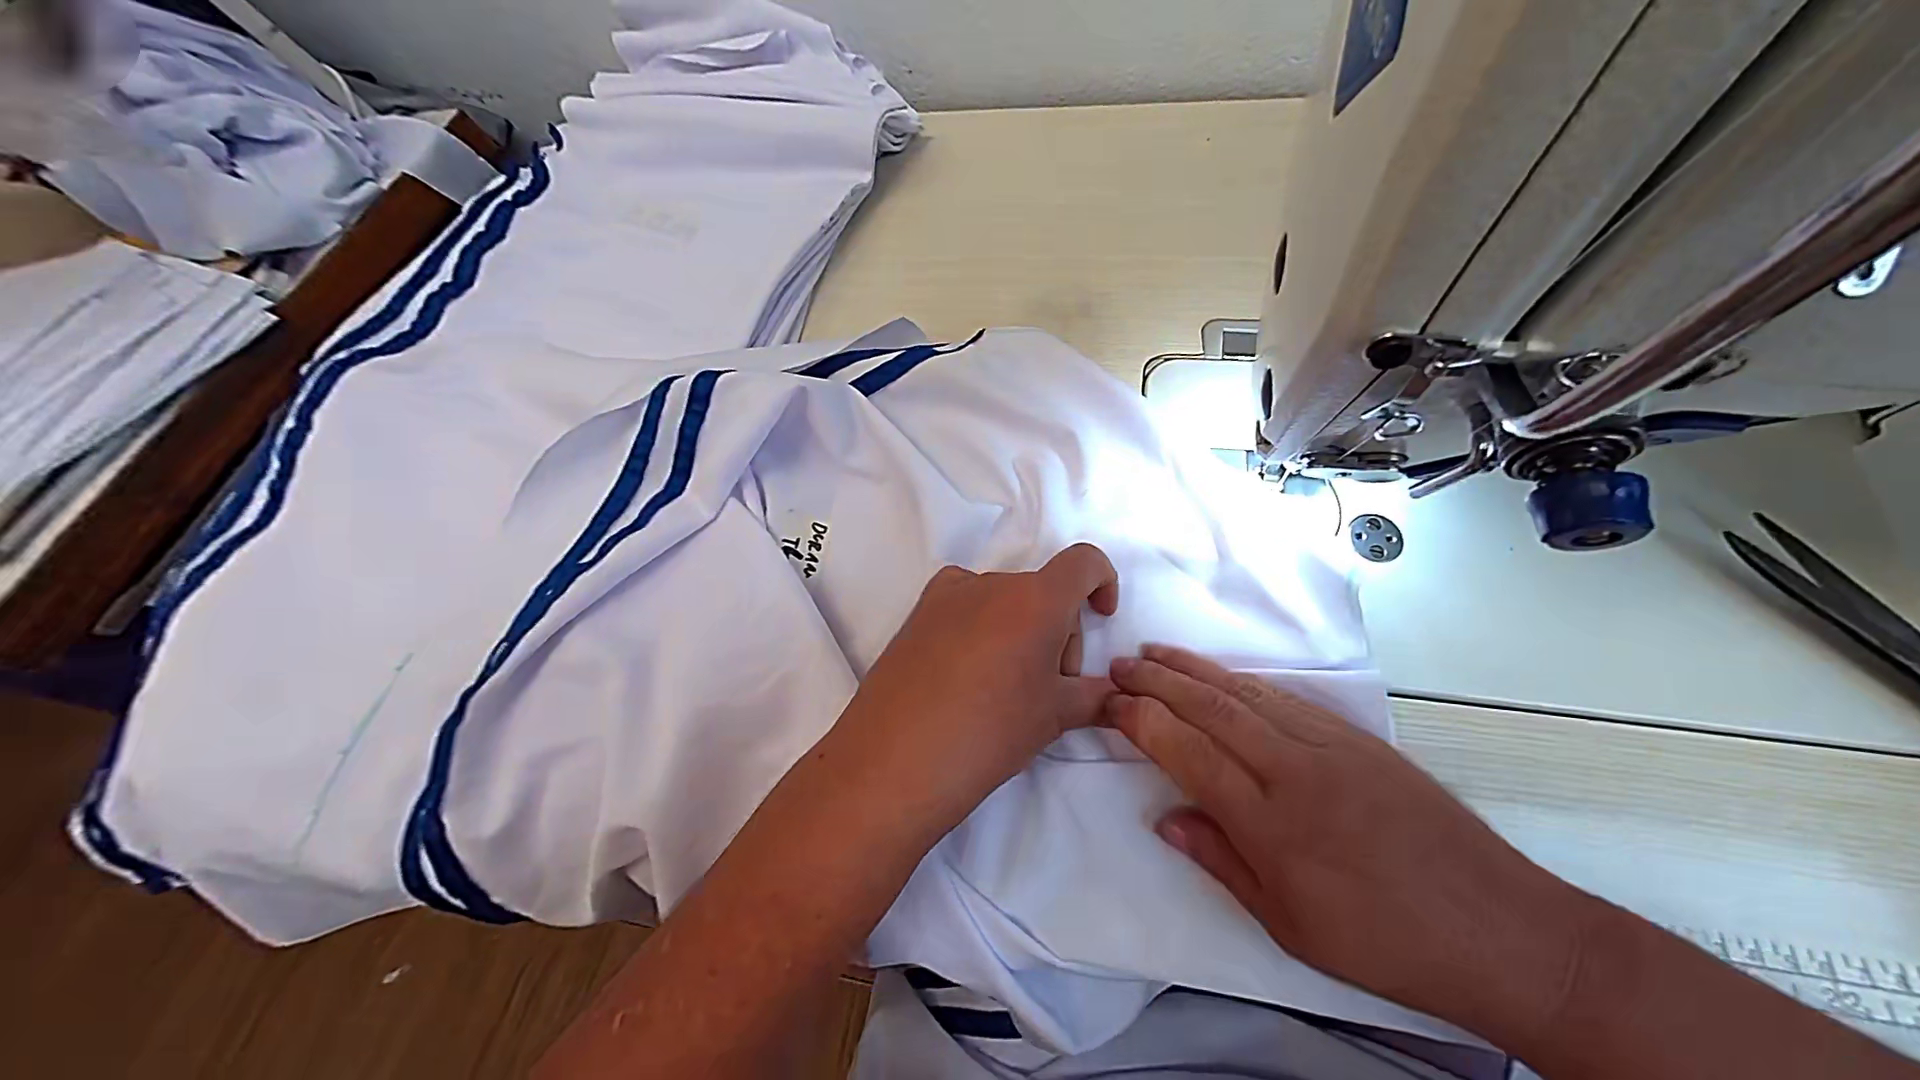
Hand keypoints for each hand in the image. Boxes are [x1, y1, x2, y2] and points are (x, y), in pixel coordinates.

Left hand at [827, 544, 1120, 839]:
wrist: (897, 758)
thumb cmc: (989, 733)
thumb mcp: (1053, 716)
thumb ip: (1094, 696)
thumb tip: (1113, 695)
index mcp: (1036, 599)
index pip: (1084, 562)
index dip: (1103, 581)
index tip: (1100, 614)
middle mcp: (992, 583)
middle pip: (1043, 590)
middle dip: (1058, 630)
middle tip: (1048, 687)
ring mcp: (948, 595)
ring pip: (1004, 600)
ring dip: (1019, 630)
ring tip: (1003, 688)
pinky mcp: (918, 613)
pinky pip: (965, 605)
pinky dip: (981, 626)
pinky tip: (968, 674)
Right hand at [1107, 644, 1603, 1047]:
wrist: (1504, 930)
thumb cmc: (1384, 942)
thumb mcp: (1289, 924)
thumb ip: (1221, 860)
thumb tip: (1166, 817)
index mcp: (1272, 822)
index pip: (1187, 752)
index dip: (1142, 721)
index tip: (1109, 702)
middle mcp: (1296, 770)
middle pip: (1211, 708)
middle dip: (1158, 680)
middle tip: (1120, 664)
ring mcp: (1332, 746)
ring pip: (1247, 693)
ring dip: (1195, 669)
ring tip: (1156, 652)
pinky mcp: (1360, 739)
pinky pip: (1288, 699)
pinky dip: (1244, 681)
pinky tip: (1224, 676)